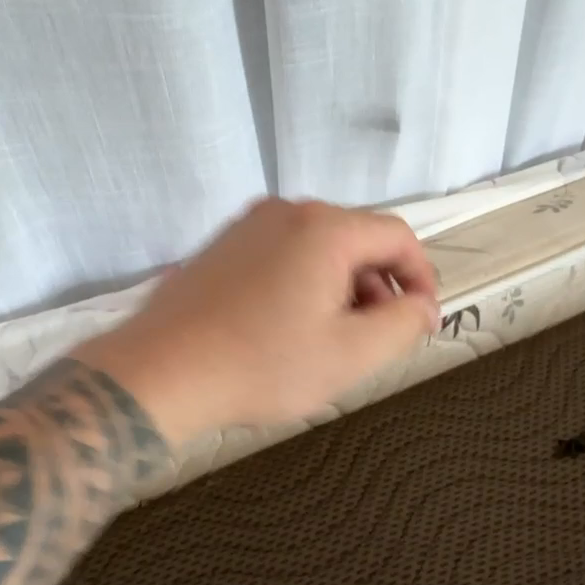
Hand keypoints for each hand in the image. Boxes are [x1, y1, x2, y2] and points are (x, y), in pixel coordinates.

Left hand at [73, 197, 440, 443]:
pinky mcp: (222, 247)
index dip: (422, 278)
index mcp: (325, 229)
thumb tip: (424, 306)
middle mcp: (287, 212)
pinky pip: (283, 256)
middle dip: (380, 287)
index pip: (398, 236)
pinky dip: (306, 286)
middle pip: (357, 240)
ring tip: (333, 341)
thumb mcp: (351, 354)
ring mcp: (248, 226)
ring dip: (343, 290)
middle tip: (377, 339)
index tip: (422, 321)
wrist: (160, 373)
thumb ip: (403, 324)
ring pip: (320, 250)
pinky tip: (291, 331)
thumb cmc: (262, 365)